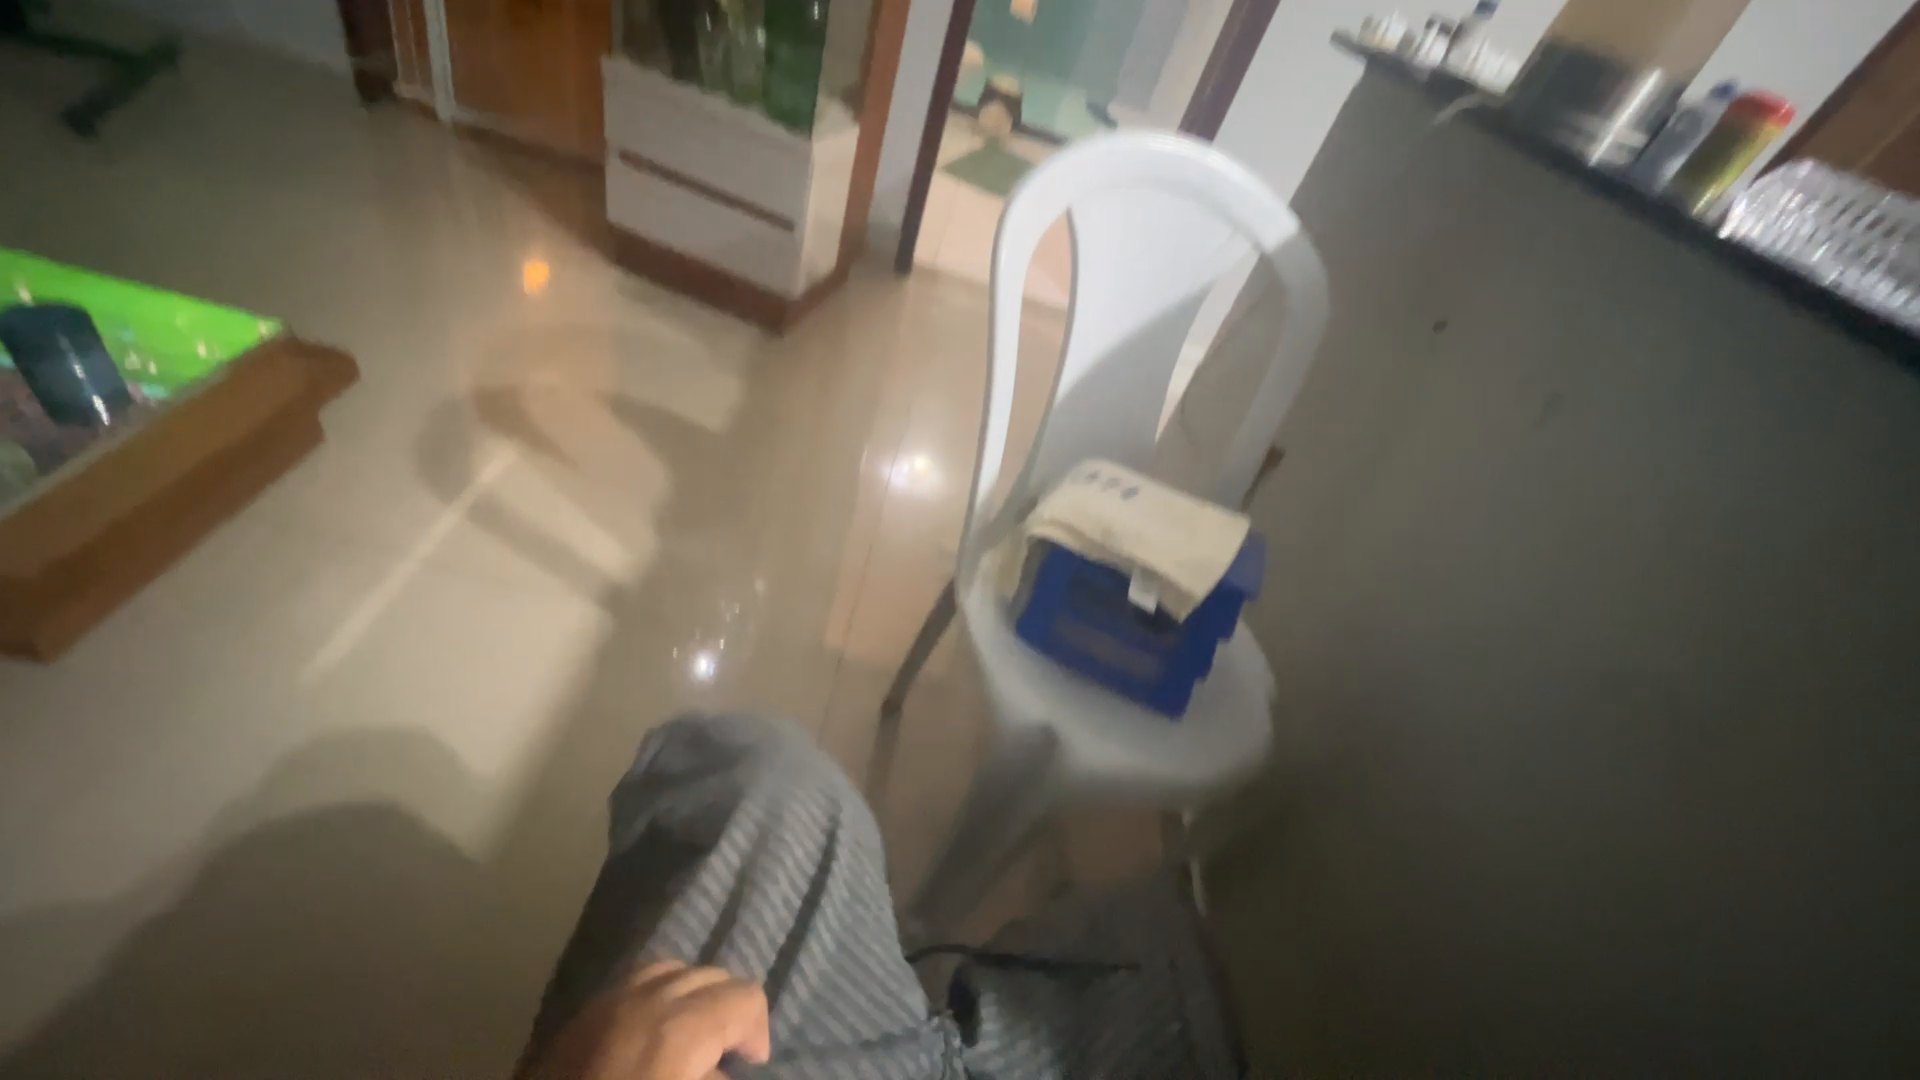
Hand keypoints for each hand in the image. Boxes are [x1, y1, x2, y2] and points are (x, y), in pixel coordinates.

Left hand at [534, 960, 771, 1079]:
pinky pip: (634, 982)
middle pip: (713, 975)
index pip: (745, 996)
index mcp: (680, 1031)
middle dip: (728, 1011)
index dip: (757, 1029)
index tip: (749, 1065)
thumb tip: (718, 1070)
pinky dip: (656, 997)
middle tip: (723, 1059)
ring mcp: (609, 1002)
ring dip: (692, 997)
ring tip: (688, 1041)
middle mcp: (649, 999)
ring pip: (673, 969)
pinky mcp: (578, 1017)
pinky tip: (648, 1035)